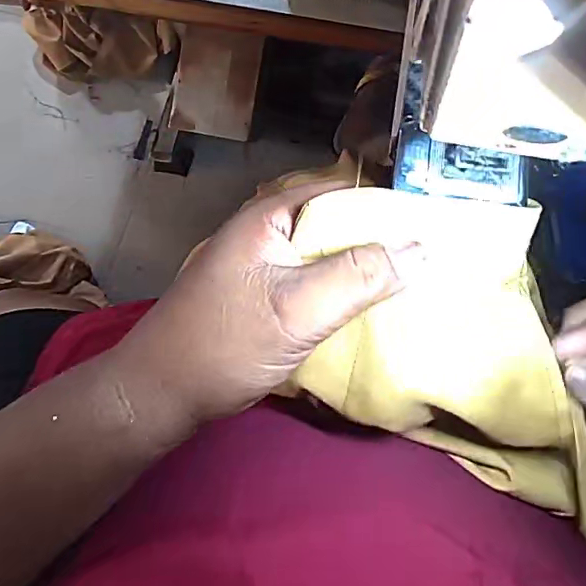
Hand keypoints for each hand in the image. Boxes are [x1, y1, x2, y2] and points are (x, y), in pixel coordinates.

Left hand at [114, 179, 412, 423]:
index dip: (386, 205)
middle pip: (336, 220)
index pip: (342, 190)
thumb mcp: (297, 310)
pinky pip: (312, 274)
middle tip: (426, 255)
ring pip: (325, 250)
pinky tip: (365, 302)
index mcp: (270, 215)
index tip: (428, 225)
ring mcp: (262, 259)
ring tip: (407, 277)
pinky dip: (339, 283)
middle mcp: (266, 228)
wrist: (158, 395)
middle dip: (378, 236)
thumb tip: (419, 249)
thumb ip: (359, 277)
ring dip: (360, 263)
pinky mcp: (262, 289)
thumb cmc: (224, 346)